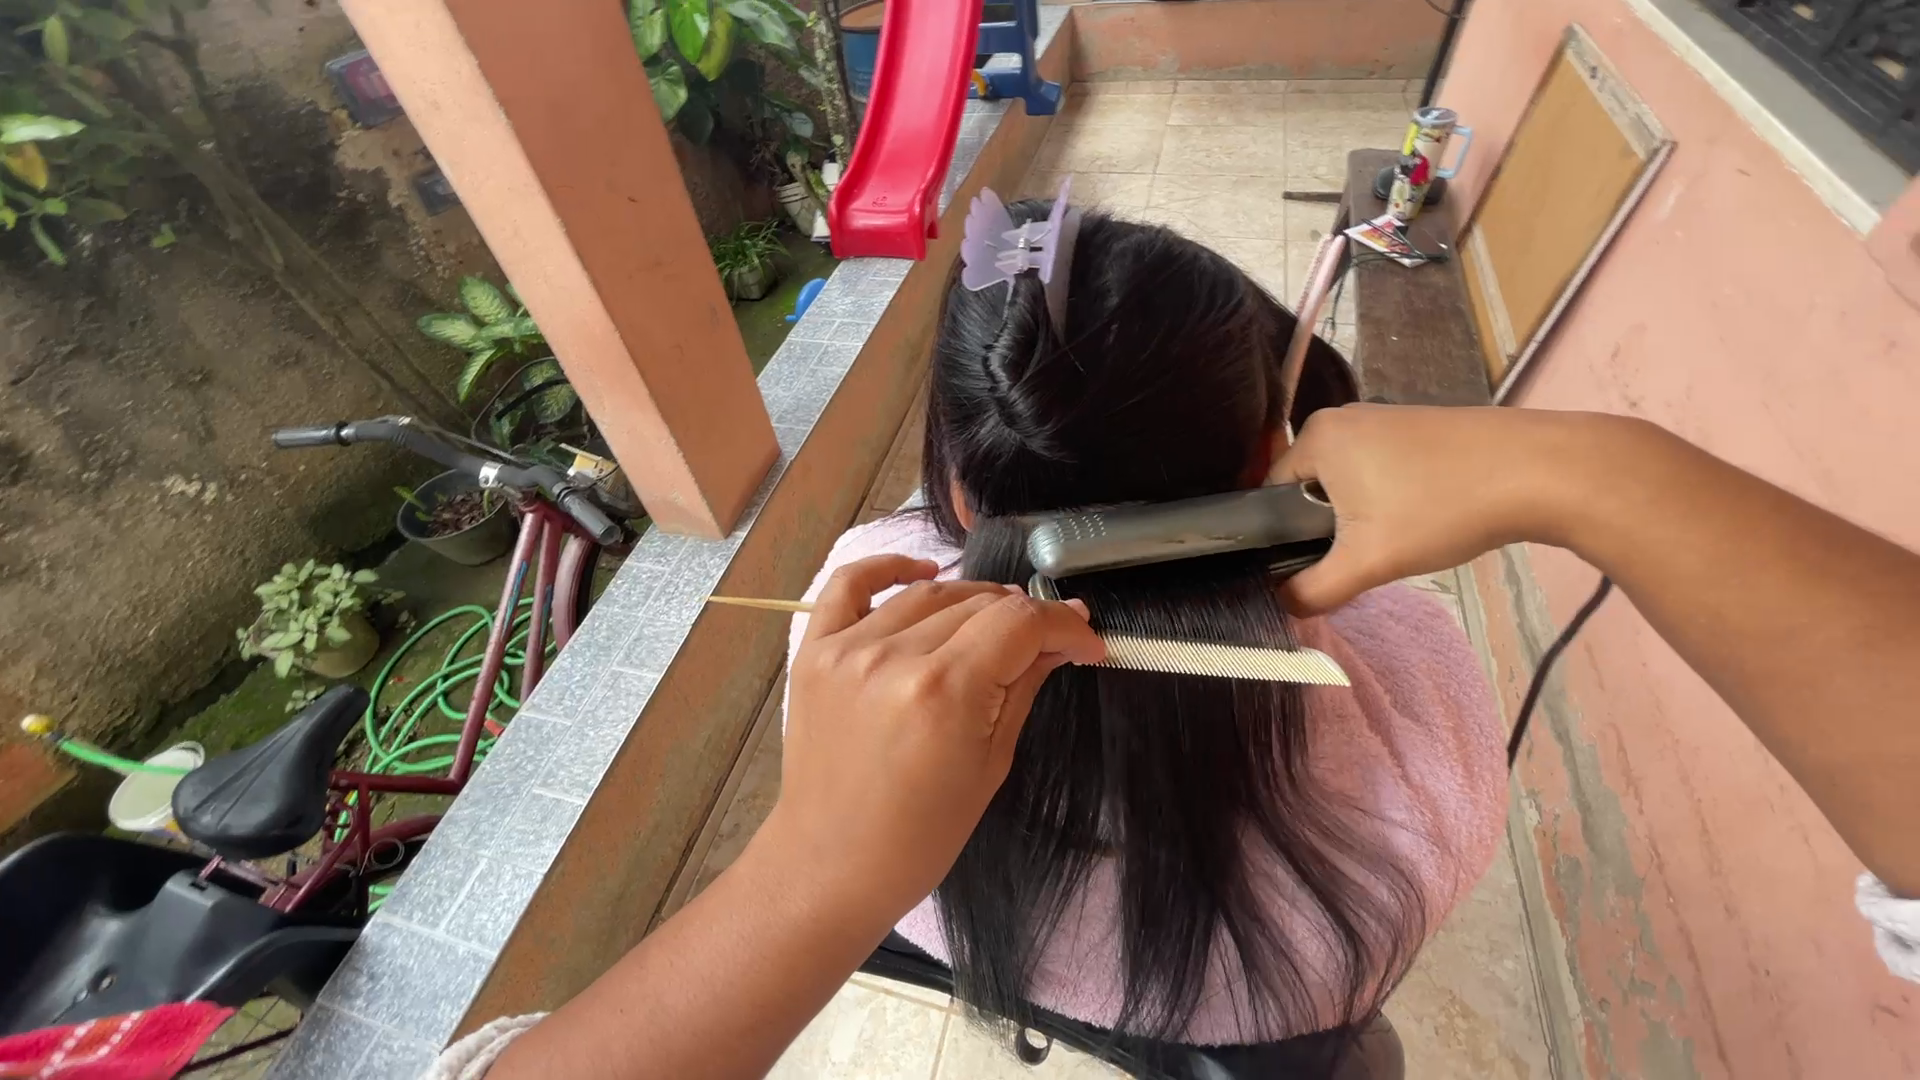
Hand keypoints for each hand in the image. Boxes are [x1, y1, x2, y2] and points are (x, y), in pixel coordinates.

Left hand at [766, 555, 1105, 916]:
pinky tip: (921, 570)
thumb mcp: (992, 763)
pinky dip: (887, 567)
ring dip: (971, 601)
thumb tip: (1064, 639)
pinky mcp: (814, 651)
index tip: (1084, 641)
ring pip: (927, 593)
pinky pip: (849, 584)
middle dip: (1023, 618)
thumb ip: (1024, 686)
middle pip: (977, 603)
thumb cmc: (922, 835)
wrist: (830, 866)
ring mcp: (847, 650)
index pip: (1019, 623)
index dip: (1062, 625)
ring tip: (992, 623)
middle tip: (1044, 640)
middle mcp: (894, 657)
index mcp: (944, 692)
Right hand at [1268, 404, 1637, 613]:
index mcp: (1315, 436)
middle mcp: (1340, 418)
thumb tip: (1281, 605)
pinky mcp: (1415, 425)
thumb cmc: (1441, 508)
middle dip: (1324, 528)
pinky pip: (1376, 469)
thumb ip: (1313, 590)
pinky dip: (1387, 497)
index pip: (1269, 495)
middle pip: (1306, 489)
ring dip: (1358, 516)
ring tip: (1392, 541)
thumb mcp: (1368, 561)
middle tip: (1357, 557)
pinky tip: (1420, 517)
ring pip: (1344, 482)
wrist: (1547, 472)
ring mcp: (1381, 417)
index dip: (1283, 537)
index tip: (1311, 564)